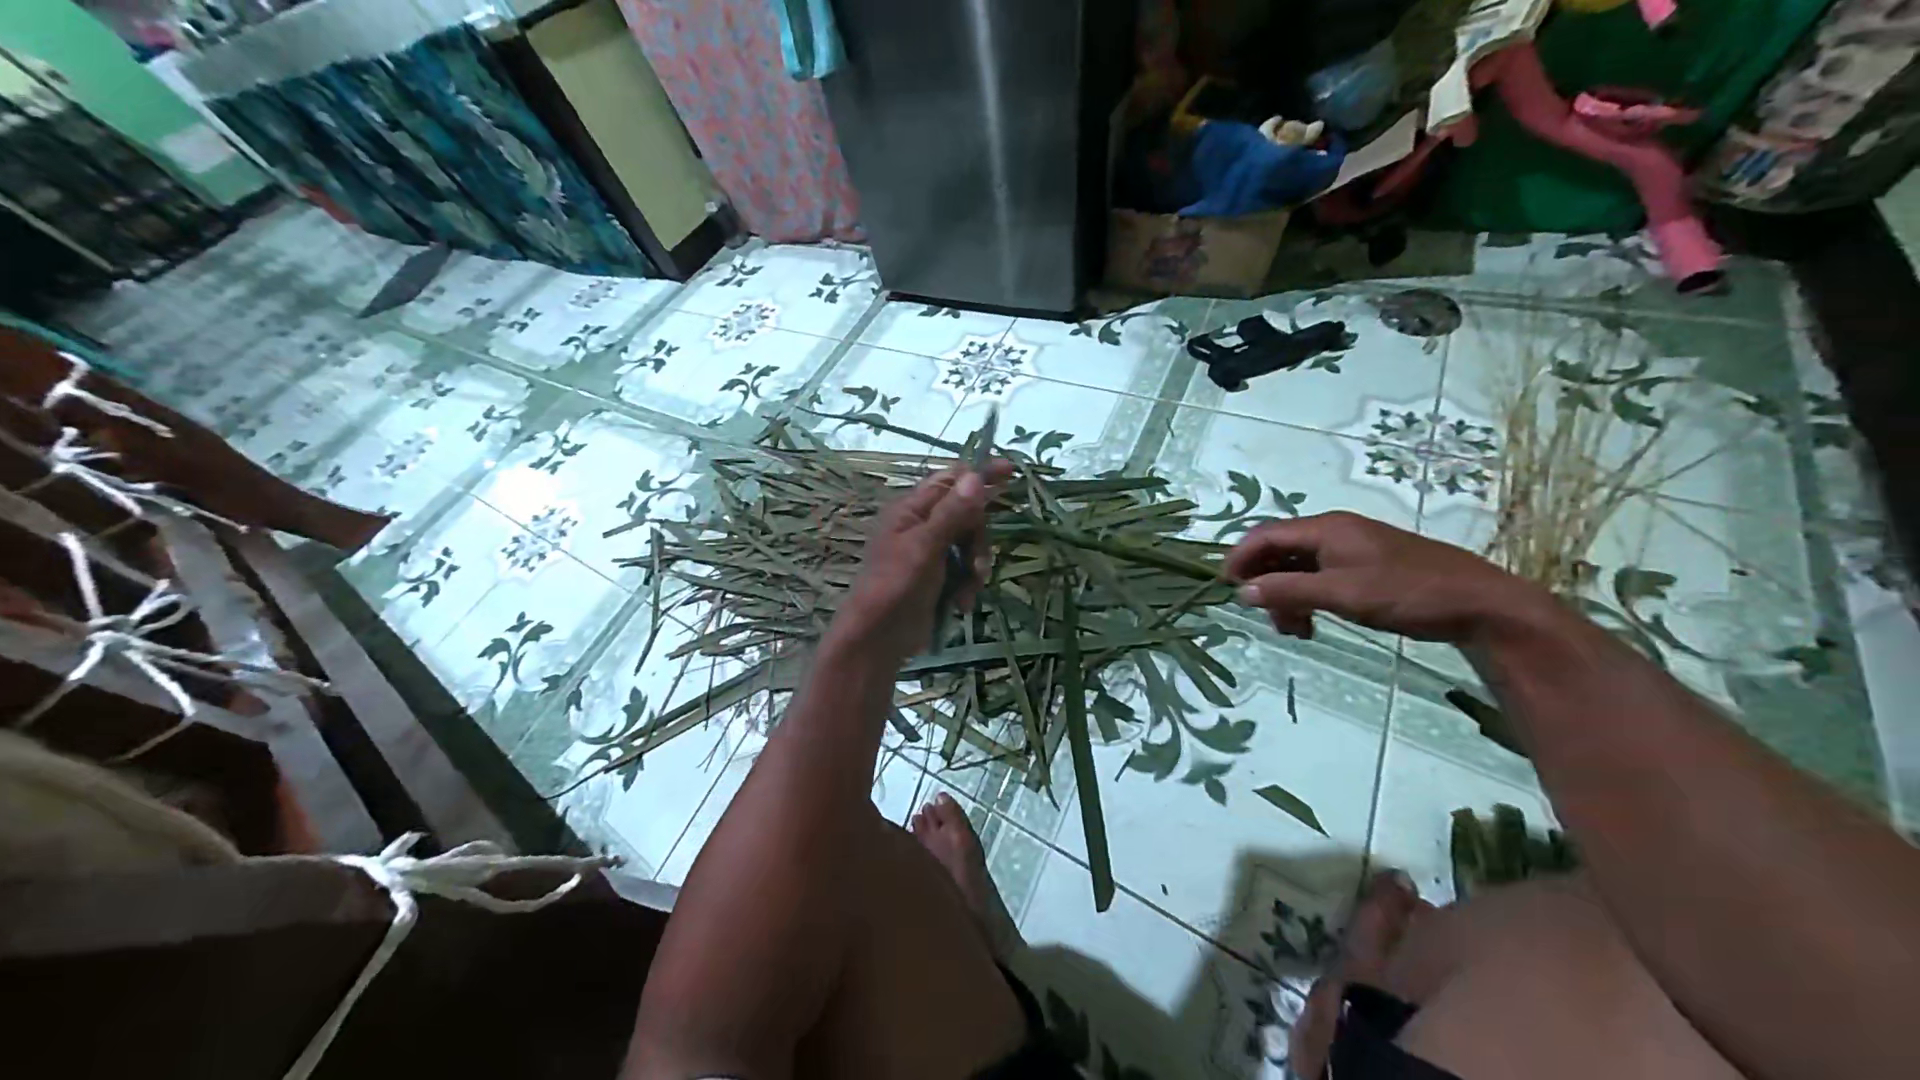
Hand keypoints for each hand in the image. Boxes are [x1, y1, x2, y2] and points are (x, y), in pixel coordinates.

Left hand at [825, 459, 1013, 664]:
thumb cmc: (896, 586)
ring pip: (969, 544)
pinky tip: (961, 603)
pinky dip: (967, 585)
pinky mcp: (937, 577)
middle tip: (977, 565)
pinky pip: (964, 569)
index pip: (951, 479)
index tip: (1011, 471)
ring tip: (968, 590)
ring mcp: (929, 552)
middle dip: (977, 540)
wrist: (878, 638)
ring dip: (975, 567)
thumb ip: (952, 513)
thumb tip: (975, 476)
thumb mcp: (925, 547)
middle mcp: (921, 525)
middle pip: (967, 515)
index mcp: (911, 509)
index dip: (979, 475)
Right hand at [1226, 511, 1552, 644]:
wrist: (1481, 604)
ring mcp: (1352, 549)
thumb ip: (1289, 591)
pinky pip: (1321, 578)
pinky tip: (1314, 623)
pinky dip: (1308, 599)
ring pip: (1300, 568)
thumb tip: (1242, 592)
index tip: (1226, 588)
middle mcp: (1335, 532)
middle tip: (1266, 617)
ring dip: (1287, 596)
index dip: (1240, 558)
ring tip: (1295, 629)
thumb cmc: (1407, 593)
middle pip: (1280, 552)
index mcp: (1327, 528)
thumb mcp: (1341, 594)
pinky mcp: (1366, 567)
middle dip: (1266, 583)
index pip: (1266, 535)